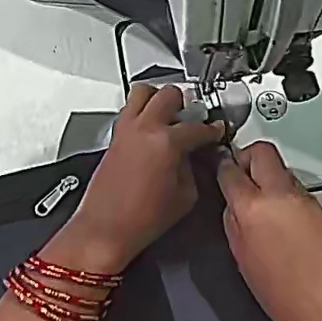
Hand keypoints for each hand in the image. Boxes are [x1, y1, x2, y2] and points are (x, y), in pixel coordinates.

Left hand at [57, 85, 223, 272]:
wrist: (106, 228)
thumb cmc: (139, 219)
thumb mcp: (185, 196)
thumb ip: (192, 167)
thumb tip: (192, 156)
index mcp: (166, 141)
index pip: (198, 126)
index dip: (212, 129)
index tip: (215, 131)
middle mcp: (144, 128)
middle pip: (169, 94)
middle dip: (185, 102)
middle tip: (192, 116)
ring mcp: (125, 130)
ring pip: (142, 92)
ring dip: (158, 98)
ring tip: (169, 113)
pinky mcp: (113, 137)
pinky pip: (129, 111)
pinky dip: (142, 112)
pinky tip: (151, 129)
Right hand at [216, 142, 321, 320]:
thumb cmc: (289, 297)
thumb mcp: (242, 260)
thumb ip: (233, 225)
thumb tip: (232, 207)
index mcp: (253, 208)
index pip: (230, 169)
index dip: (221, 167)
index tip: (219, 170)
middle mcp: (280, 195)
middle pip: (261, 151)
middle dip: (246, 157)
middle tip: (238, 173)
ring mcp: (304, 200)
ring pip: (280, 168)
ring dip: (266, 177)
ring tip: (259, 203)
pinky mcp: (320, 209)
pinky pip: (294, 188)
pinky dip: (282, 195)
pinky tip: (279, 220)